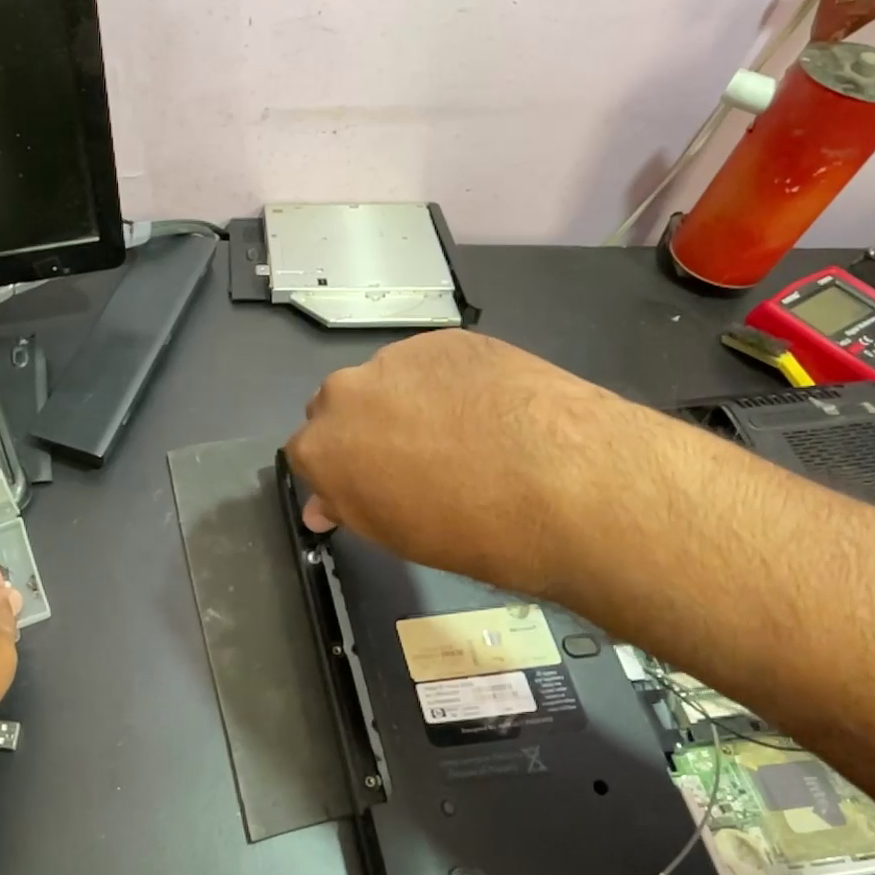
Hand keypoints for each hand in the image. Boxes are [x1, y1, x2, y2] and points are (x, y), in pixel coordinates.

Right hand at [284, 330, 629, 595]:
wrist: (567, 481)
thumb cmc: (474, 530)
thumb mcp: (399, 535)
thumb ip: (352, 508)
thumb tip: (324, 504)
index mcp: (323, 446)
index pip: (306, 453)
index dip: (337, 473)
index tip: (367, 488)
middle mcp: (346, 392)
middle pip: (339, 408)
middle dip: (362, 431)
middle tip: (411, 462)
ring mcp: (398, 358)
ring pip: (386, 381)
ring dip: (405, 402)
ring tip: (461, 434)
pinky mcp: (447, 338)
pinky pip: (431, 364)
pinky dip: (447, 384)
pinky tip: (488, 410)